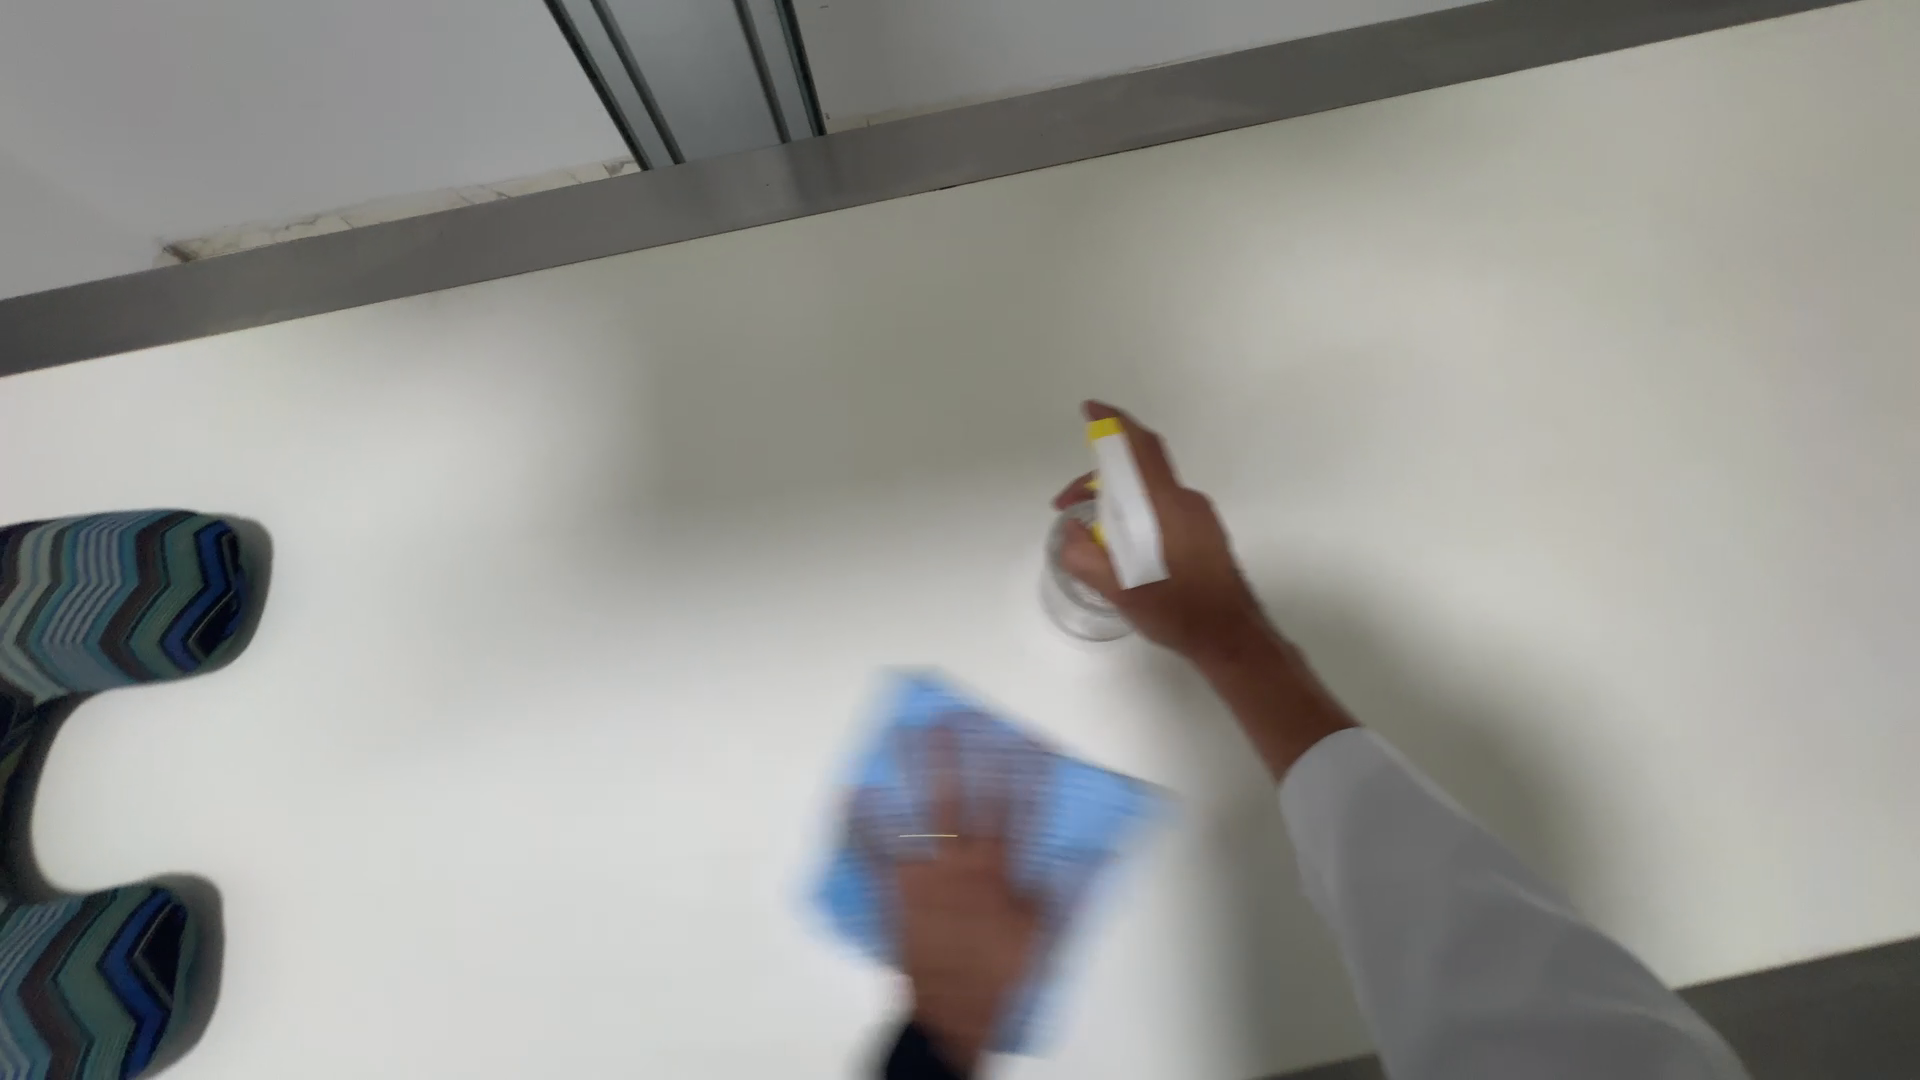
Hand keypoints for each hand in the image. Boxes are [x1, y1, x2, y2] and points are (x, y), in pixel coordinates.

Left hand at [852, 718, 1057, 1074]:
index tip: (1021, 738)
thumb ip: (1066, 887)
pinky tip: (854, 793)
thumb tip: (1094, 853)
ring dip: (906, 775)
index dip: (1019, 772)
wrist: (954, 1015)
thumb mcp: (1043, 932)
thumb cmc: (1000, 971)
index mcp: (993, 869)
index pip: (1010, 809)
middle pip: (953, 799)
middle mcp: (955, 862)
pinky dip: (863, 824)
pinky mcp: (895, 892)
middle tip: (945, 721)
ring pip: (913, 813)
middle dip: (950, 756)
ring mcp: (921, 874)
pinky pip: (875, 853)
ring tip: (899, 736)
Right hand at [1053, 401, 1356, 779]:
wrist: (1231, 638)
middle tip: (1068, 507)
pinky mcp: (1204, 534)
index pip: (1139, 449)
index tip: (1091, 410)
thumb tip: (1071, 531)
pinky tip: (1124, 546)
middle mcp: (1186, 502)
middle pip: (1139, 470)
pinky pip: (1163, 508)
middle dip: (1098, 478)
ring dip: (1116, 500)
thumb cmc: (1176, 611)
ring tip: (1092, 535)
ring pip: (1150, 492)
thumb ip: (1086, 556)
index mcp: (1165, 506)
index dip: (1113, 424)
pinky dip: (1136, 514)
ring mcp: (1199, 517)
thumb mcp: (1119, 589)